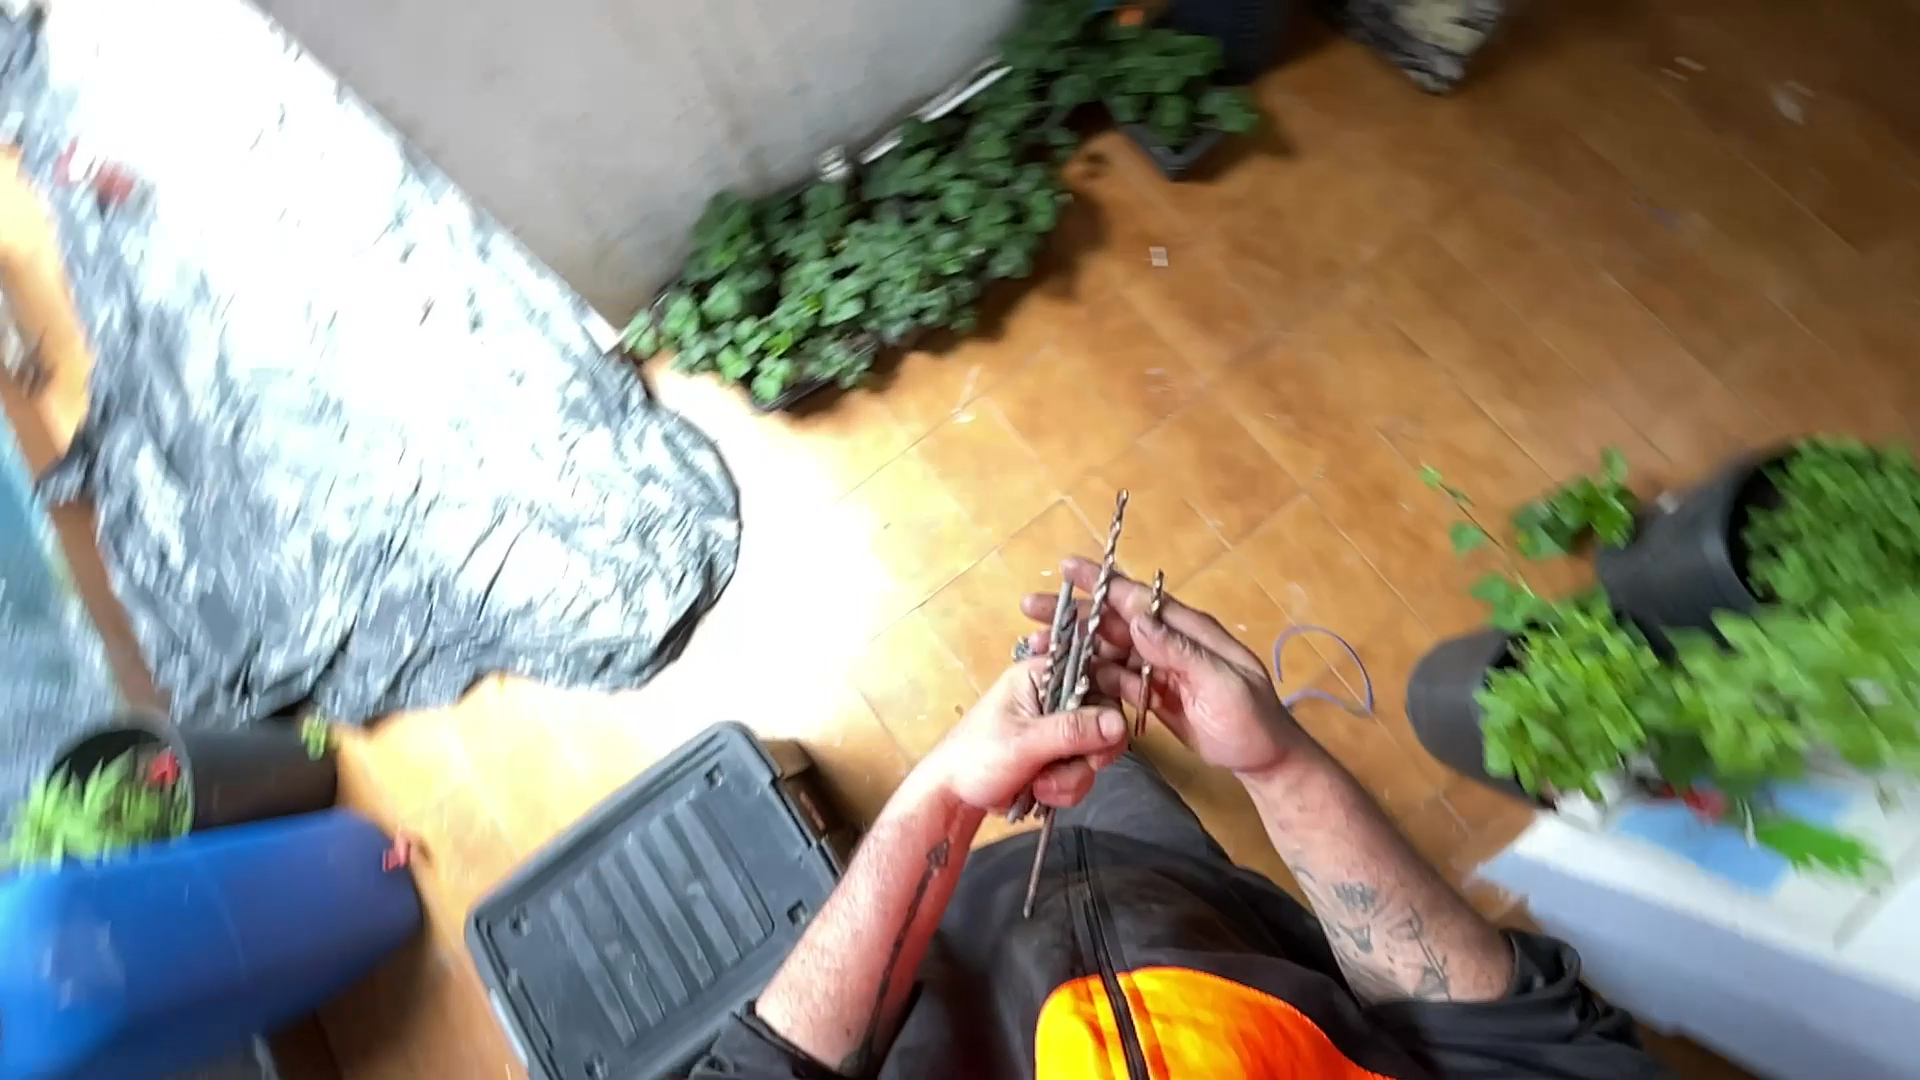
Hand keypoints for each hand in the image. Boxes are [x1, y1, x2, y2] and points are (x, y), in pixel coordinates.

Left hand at [918, 657, 1130, 812]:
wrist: (954, 796)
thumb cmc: (976, 756)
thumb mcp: (1023, 741)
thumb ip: (1071, 731)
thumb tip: (1118, 723)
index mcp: (1039, 675)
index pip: (1093, 672)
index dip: (1113, 694)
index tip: (1117, 726)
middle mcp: (1052, 697)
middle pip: (1102, 717)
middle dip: (1090, 750)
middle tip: (1078, 765)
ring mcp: (1057, 729)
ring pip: (1095, 750)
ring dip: (1072, 776)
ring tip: (1041, 784)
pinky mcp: (1058, 757)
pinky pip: (1082, 771)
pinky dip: (1066, 787)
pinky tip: (1040, 791)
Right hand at [1020, 557, 1320, 780]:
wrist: (1263, 759)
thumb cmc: (1251, 719)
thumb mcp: (1223, 682)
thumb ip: (1181, 650)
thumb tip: (1139, 617)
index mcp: (1187, 629)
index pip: (1138, 598)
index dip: (1101, 582)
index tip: (1067, 568)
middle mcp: (1167, 641)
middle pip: (1112, 620)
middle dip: (1071, 612)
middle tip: (1030, 606)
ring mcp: (1156, 667)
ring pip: (1106, 649)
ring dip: (1072, 646)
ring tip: (1034, 645)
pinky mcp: (1149, 692)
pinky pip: (1112, 678)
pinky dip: (1087, 675)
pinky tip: (1061, 676)